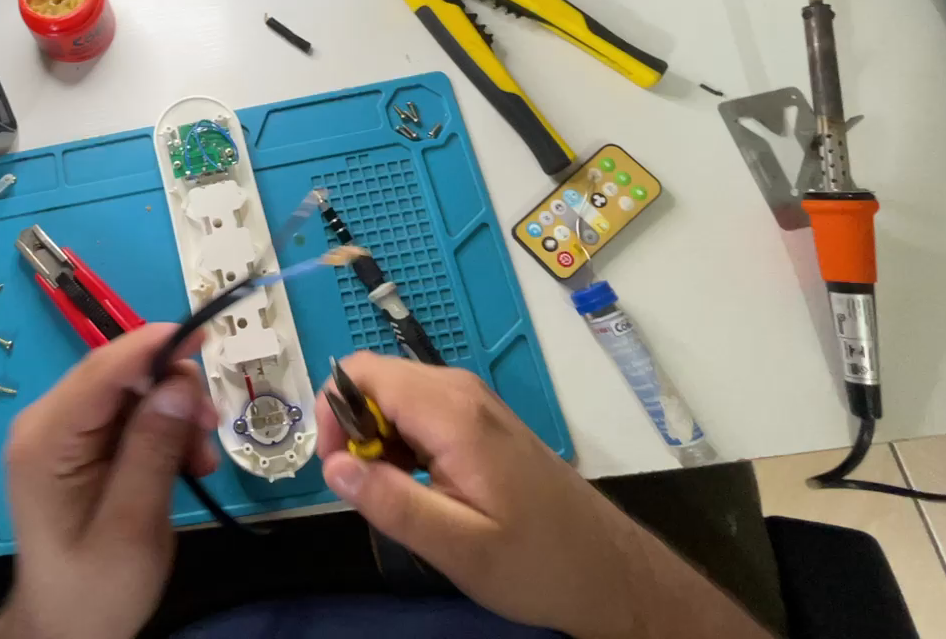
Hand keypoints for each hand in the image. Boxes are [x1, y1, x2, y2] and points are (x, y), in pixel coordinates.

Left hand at [0, 324, 218, 638]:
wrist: (68, 630)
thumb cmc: (95, 589)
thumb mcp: (132, 527)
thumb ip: (153, 450)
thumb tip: (179, 383)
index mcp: (46, 439)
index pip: (101, 371)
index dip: (151, 346)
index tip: (202, 336)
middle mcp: (49, 421)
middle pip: (119, 375)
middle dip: (172, 390)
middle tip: (211, 426)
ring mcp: (64, 430)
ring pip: (132, 391)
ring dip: (174, 414)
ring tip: (201, 458)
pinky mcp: (82, 441)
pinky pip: (131, 414)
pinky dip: (164, 429)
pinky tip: (187, 461)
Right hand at [316, 354, 768, 638]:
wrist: (613, 572)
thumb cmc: (538, 563)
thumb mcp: (459, 548)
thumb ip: (391, 502)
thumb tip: (332, 466)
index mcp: (450, 410)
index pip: (361, 373)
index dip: (333, 412)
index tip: (338, 468)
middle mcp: (457, 388)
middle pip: (374, 379)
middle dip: (352, 427)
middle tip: (368, 487)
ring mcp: (470, 399)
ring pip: (392, 394)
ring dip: (376, 436)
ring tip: (398, 491)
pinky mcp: (477, 415)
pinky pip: (416, 407)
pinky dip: (401, 438)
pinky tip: (421, 482)